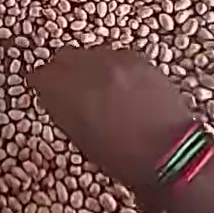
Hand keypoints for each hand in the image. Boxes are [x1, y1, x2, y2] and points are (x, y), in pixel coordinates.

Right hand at [27, 48, 195, 191]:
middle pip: (62, 57)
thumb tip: (57, 97)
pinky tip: (124, 86)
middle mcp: (84, 70)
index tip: (49, 93)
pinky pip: (116, 55)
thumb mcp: (81, 139)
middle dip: (64, 71)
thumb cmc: (123, 159)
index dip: (45, 86)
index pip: (39, 76)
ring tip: (103, 88)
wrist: (174, 156)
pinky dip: (116, 68)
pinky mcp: (136, 58)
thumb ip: (64, 110)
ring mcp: (112, 61)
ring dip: (90, 67)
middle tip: (73, 89)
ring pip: (89, 53)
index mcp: (65, 94)